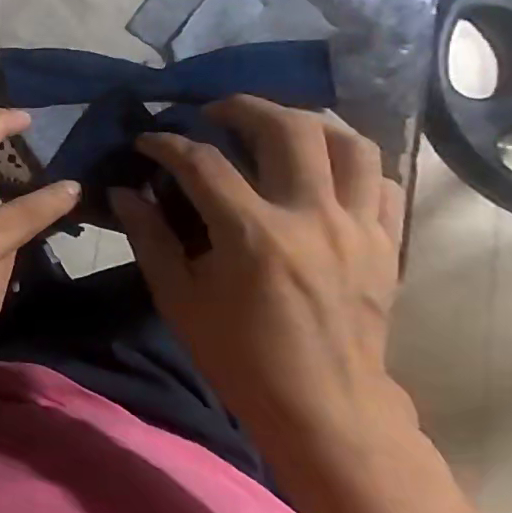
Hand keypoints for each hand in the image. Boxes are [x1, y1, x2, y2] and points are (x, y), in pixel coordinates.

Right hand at [111, 96, 412, 446]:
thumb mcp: (177, 295)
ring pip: (349, 143)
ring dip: (306, 122)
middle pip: (288, 130)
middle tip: (212, 112)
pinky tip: (319, 169)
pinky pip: (381, 182)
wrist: (322, 404)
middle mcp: (312, 218)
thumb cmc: (236, 352)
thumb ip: (149, 235)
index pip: (202, 163)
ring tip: (273, 125)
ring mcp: (359, 228)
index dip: (166, 143)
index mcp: (253, 234)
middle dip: (243, 108)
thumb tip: (124, 192)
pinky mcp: (386, 243)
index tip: (146, 141)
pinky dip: (349, 163)